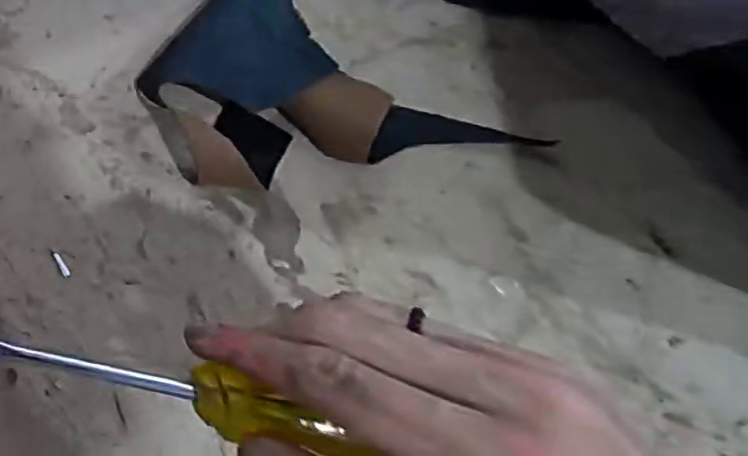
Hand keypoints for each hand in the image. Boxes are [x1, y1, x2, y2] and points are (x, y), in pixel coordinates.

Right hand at [187, 294, 647, 455]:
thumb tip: (255, 433)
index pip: (341, 379)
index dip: (260, 354)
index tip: (204, 341)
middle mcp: (514, 395)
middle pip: (353, 326)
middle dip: (277, 331)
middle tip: (234, 349)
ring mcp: (534, 368)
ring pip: (384, 314)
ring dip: (319, 327)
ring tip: (286, 354)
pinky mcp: (543, 360)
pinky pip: (426, 330)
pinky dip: (373, 339)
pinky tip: (358, 366)